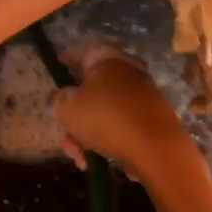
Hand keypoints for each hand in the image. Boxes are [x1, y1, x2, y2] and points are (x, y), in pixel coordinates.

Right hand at [53, 47, 195, 180]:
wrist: (156, 147)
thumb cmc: (107, 119)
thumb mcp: (68, 109)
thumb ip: (57, 100)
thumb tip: (60, 97)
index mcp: (105, 58)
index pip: (79, 52)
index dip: (64, 60)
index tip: (55, 71)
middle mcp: (125, 69)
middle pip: (89, 87)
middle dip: (73, 114)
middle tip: (65, 135)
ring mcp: (140, 92)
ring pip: (102, 109)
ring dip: (86, 133)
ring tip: (80, 157)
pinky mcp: (149, 115)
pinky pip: (119, 122)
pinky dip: (106, 138)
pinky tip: (96, 159)